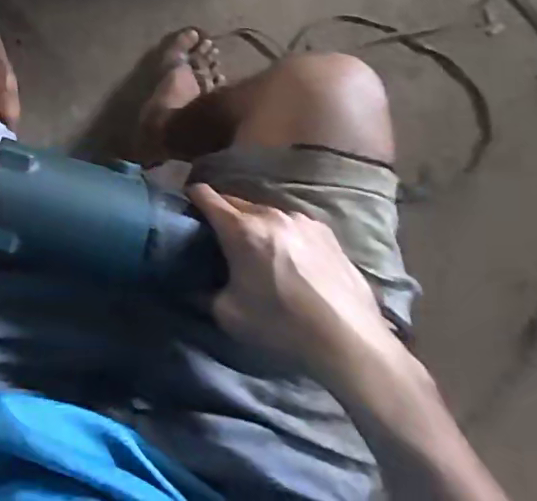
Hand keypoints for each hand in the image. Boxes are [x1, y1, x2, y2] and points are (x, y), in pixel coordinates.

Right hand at [189, 183, 400, 380]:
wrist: (349, 340)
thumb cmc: (282, 326)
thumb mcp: (230, 316)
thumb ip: (204, 293)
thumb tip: (191, 286)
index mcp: (241, 229)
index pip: (205, 195)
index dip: (192, 199)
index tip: (187, 210)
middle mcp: (270, 214)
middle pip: (236, 202)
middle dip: (224, 215)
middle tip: (221, 240)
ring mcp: (301, 220)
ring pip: (266, 213)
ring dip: (256, 225)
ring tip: (261, 253)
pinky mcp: (326, 232)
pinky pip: (293, 225)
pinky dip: (284, 235)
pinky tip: (293, 262)